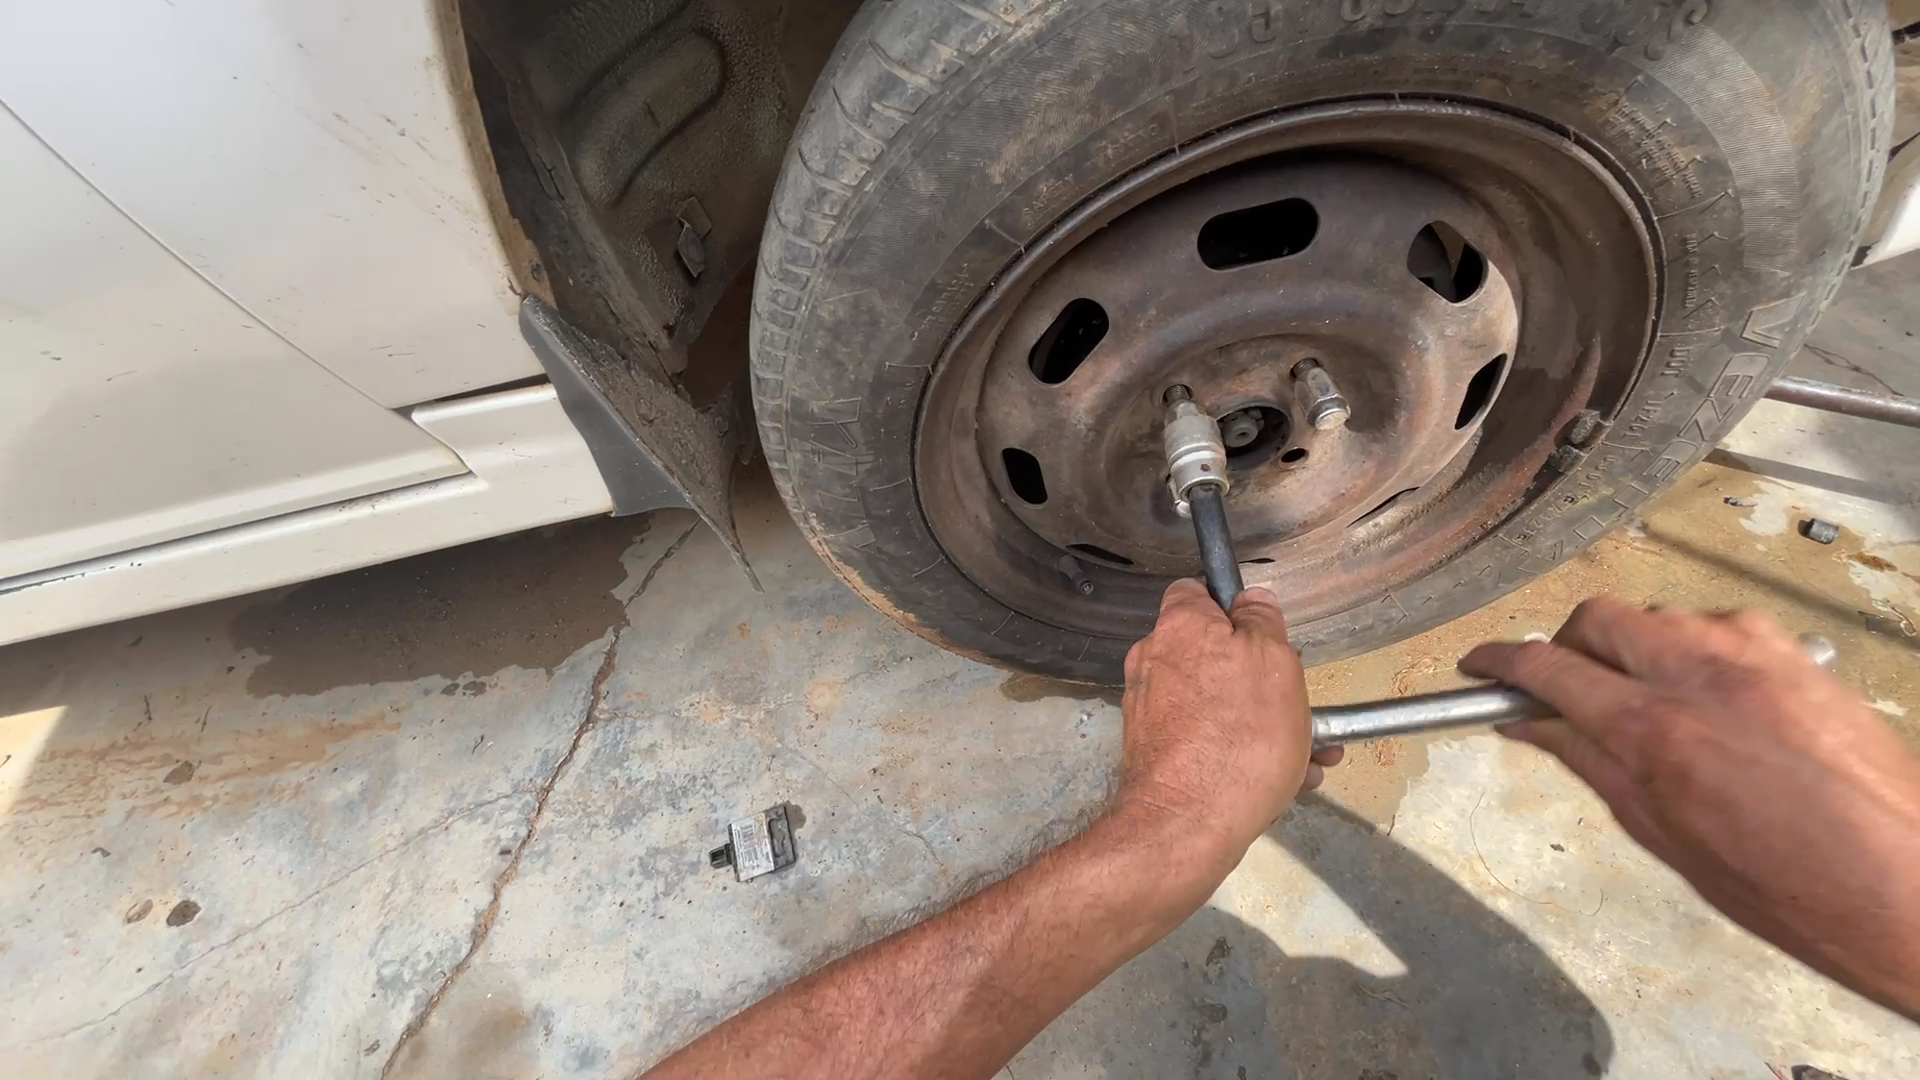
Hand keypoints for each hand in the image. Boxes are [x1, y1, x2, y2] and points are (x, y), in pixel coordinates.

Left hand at [1114, 581, 1338, 876]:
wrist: (1186, 821)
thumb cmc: (1238, 737)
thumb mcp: (1274, 662)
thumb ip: (1262, 622)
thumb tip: (1251, 598)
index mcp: (1178, 626)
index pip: (1197, 591)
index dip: (1233, 606)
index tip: (1263, 632)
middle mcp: (1153, 659)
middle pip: (1212, 650)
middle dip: (1260, 674)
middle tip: (1298, 704)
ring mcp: (1149, 704)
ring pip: (1216, 698)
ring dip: (1261, 718)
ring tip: (1306, 753)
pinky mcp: (1154, 745)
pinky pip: (1205, 733)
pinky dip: (1239, 747)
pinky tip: (1282, 777)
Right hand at [1462, 597, 1919, 1016]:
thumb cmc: (1779, 886)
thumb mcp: (1655, 829)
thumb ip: (1583, 758)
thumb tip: (1524, 722)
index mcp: (1655, 728)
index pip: (1546, 667)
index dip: (1497, 661)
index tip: (1477, 665)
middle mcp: (1703, 676)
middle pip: (1601, 617)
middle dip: (1570, 644)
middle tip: (1570, 686)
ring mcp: (1763, 661)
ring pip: (1663, 615)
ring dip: (1636, 645)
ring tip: (1645, 692)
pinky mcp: (1808, 663)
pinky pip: (1726, 626)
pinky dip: (1696, 647)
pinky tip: (1709, 689)